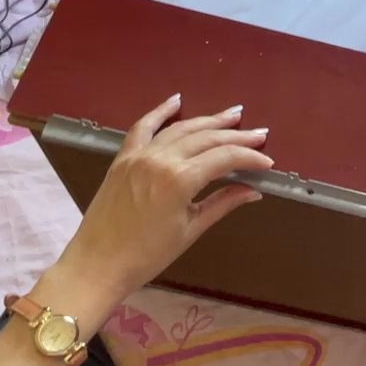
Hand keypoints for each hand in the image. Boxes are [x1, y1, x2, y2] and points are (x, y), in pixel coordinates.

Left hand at [47, 95, 271, 301]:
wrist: (98, 264)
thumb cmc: (148, 255)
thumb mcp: (191, 230)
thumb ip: (223, 203)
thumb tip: (253, 191)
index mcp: (180, 180)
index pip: (224, 158)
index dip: (249, 158)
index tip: (267, 163)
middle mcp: (161, 159)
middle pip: (206, 138)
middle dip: (236, 136)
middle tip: (259, 134)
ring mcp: (140, 155)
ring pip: (181, 129)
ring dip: (208, 121)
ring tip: (233, 116)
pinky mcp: (123, 158)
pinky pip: (143, 127)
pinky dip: (160, 112)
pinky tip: (177, 100)